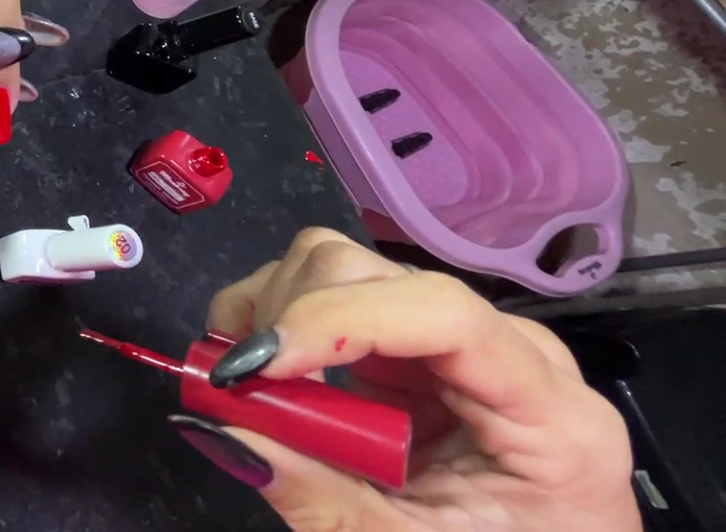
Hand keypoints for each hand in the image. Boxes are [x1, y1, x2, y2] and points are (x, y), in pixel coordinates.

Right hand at [184, 229, 639, 531]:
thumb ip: (318, 496)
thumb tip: (214, 426)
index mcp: (547, 414)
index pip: (443, 313)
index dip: (339, 319)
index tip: (262, 365)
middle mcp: (501, 348)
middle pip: (370, 272)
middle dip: (290, 315)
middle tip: (246, 384)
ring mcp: (441, 334)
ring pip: (330, 263)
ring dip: (269, 309)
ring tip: (252, 379)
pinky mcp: (394, 336)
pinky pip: (311, 284)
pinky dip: (262, 310)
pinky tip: (258, 362)